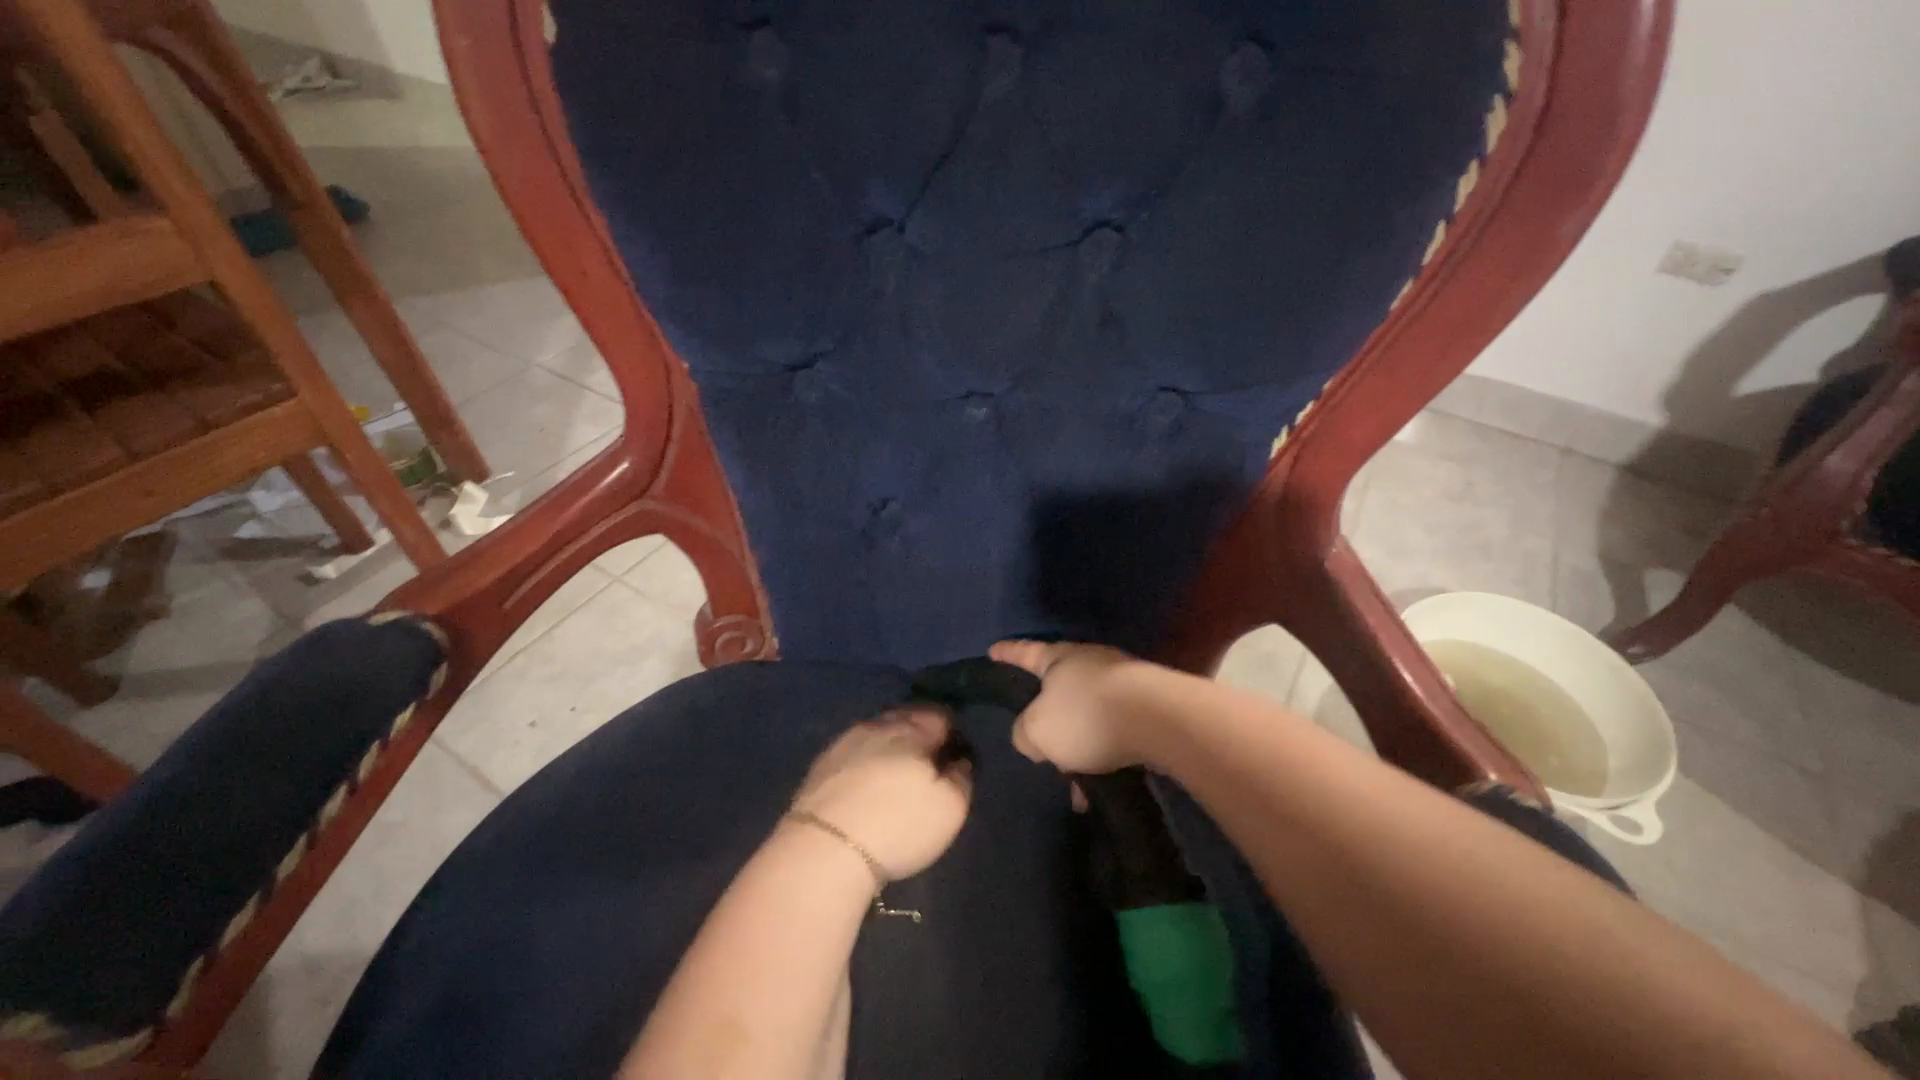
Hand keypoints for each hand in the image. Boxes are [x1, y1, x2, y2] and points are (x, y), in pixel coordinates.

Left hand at [790, 709, 971, 880]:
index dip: (953, 734)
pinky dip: (864, 763)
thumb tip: (959, 761)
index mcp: (912, 730)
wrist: (824, 849)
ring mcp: (843, 744)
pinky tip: (866, 785)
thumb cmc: (898, 826)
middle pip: (905, 719)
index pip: (940, 716)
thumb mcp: (950, 808)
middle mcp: (876, 726)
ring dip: (889, 749)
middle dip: (919, 736)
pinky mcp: (819, 767)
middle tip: (928, 766)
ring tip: (896, 776)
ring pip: (876, 734)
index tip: (956, 757)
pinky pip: (852, 754)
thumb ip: (961, 778)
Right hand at [990, 639, 1154, 773]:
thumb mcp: (1037, 730)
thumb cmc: (1086, 716)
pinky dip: (1101, 758)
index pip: (1026, 652)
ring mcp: (1123, 684)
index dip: (1008, 653)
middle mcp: (1092, 664)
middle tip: (1035, 734)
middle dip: (1048, 712)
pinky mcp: (1147, 709)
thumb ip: (1024, 733)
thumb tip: (1034, 738)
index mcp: (1060, 658)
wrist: (1158, 722)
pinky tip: (1096, 790)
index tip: (993, 650)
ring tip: (1070, 780)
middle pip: (1061, 685)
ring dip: (1077, 746)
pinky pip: (1112, 734)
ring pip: (1088, 715)